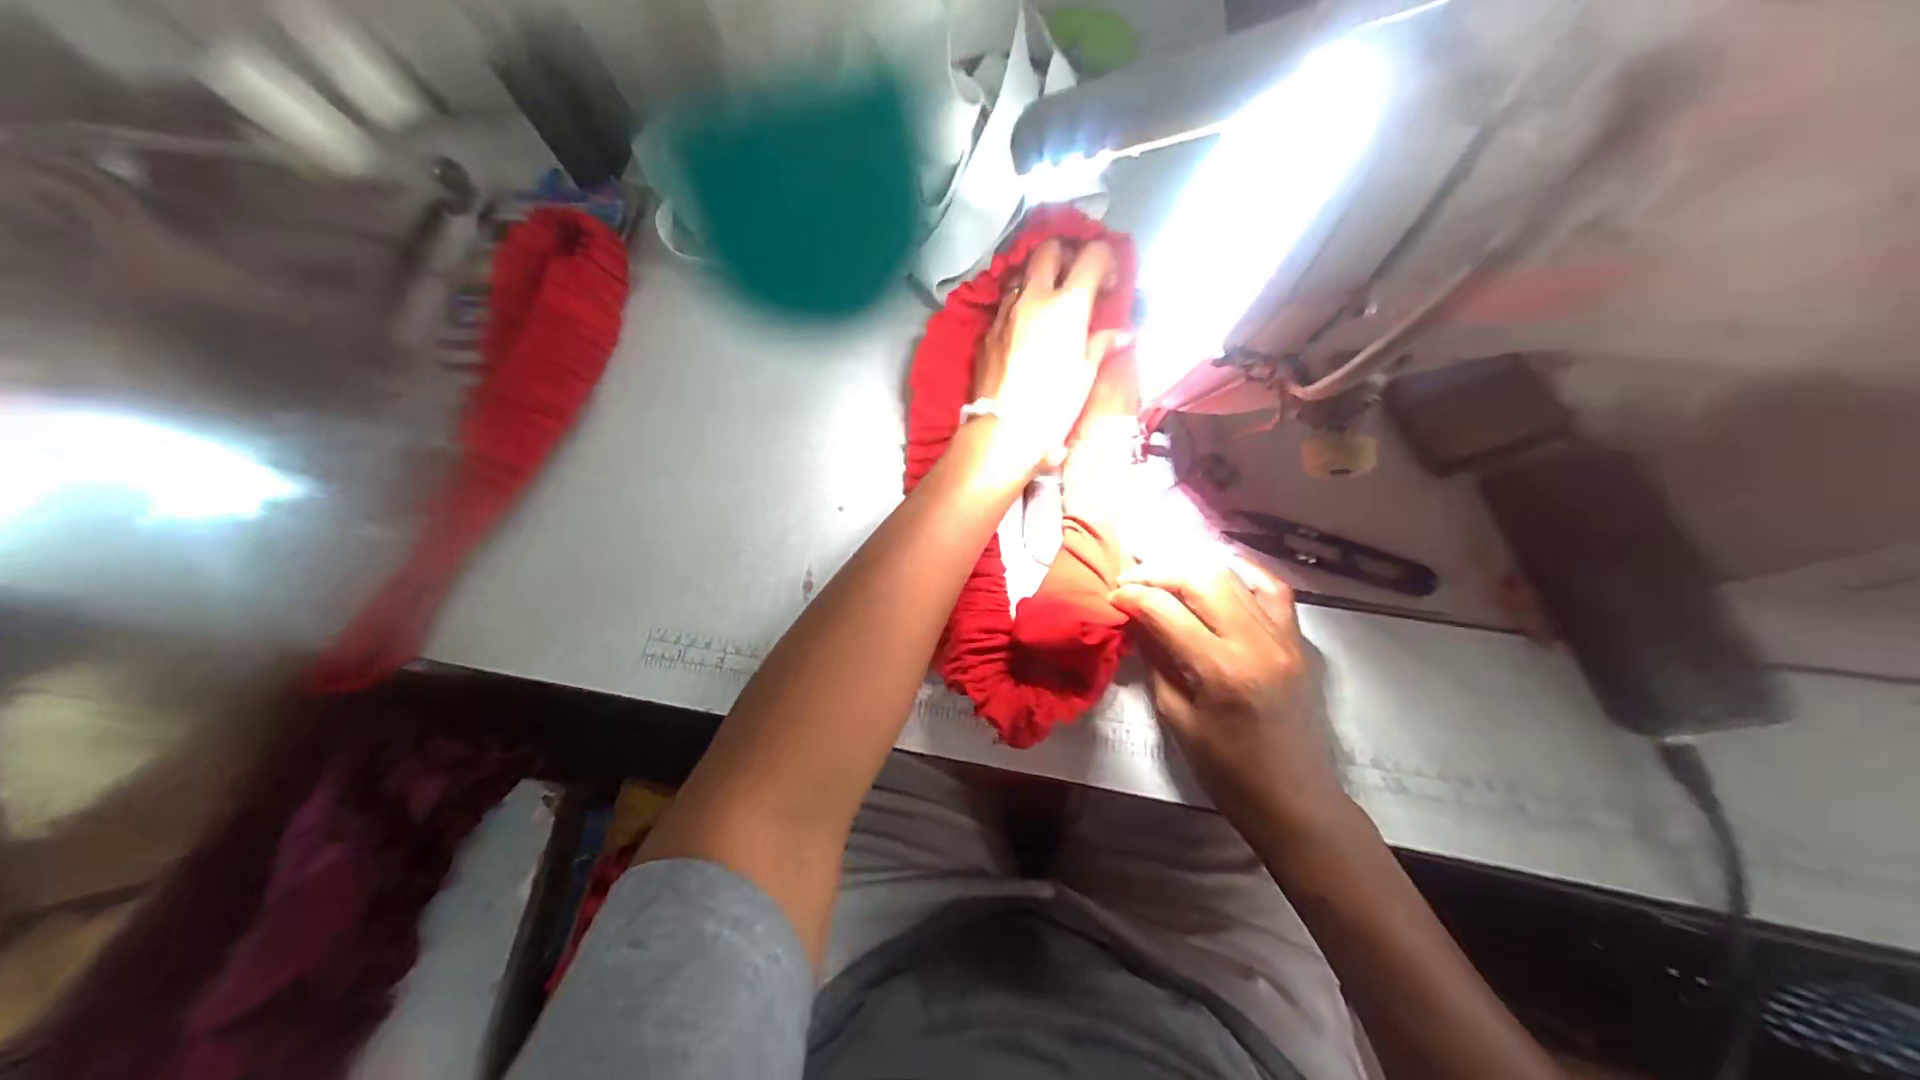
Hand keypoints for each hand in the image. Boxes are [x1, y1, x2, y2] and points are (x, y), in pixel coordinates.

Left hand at [972, 239, 1122, 468]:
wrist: (1002, 430)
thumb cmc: (1053, 406)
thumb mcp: (1085, 375)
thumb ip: (1101, 345)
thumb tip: (1121, 334)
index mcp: (1067, 304)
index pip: (1093, 255)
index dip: (1107, 260)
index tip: (1109, 283)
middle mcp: (1034, 297)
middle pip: (1049, 249)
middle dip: (1067, 254)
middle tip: (1078, 277)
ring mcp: (1006, 312)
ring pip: (1022, 274)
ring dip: (1039, 277)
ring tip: (1051, 301)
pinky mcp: (988, 331)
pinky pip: (1006, 302)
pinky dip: (1020, 303)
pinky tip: (1028, 325)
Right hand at [1110, 557, 1349, 832]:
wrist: (1294, 798)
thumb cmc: (1227, 770)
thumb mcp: (1177, 718)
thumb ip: (1158, 662)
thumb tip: (1138, 621)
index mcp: (1220, 669)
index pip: (1166, 610)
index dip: (1132, 596)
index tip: (1112, 596)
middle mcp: (1255, 642)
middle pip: (1201, 578)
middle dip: (1158, 572)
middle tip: (1131, 581)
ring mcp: (1282, 636)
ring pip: (1233, 574)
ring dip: (1192, 567)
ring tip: (1164, 575)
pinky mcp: (1297, 640)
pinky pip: (1272, 588)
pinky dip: (1242, 572)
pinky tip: (1218, 571)